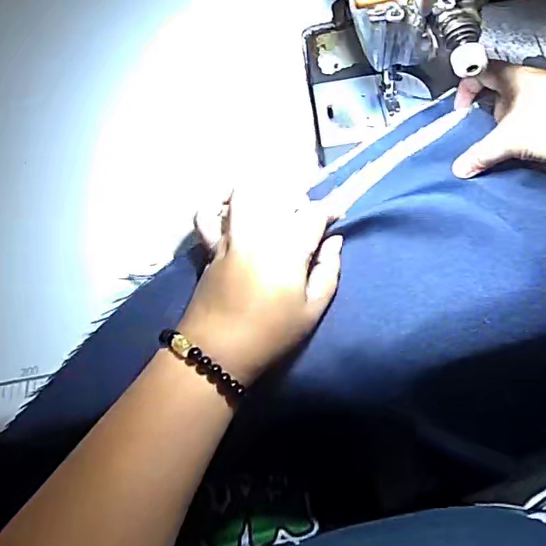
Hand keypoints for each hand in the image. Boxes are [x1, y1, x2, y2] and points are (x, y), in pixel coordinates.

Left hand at [177, 189, 342, 382]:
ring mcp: (230, 237)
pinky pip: (208, 215)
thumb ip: (328, 270)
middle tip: (307, 218)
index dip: (330, 210)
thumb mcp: (312, 310)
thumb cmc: (271, 334)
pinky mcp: (210, 247)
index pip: (313, 213)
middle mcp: (258, 233)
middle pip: (280, 194)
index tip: (338, 216)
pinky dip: (217, 205)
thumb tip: (333, 241)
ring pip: (245, 194)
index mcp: (288, 248)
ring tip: (274, 207)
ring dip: (264, 193)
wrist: (214, 353)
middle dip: (298, 199)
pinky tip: (230, 208)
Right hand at [452, 61, 545, 178]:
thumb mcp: (507, 141)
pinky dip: (529, 132)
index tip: (462, 109)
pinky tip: (531, 150)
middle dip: (490, 113)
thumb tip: (463, 166)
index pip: (481, 72)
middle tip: (486, 131)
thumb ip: (480, 154)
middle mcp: (535, 80)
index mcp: (516, 76)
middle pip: (500, 91)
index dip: (466, 89)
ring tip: (509, 144)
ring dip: (511, 125)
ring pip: (520, 106)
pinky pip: (539, 119)